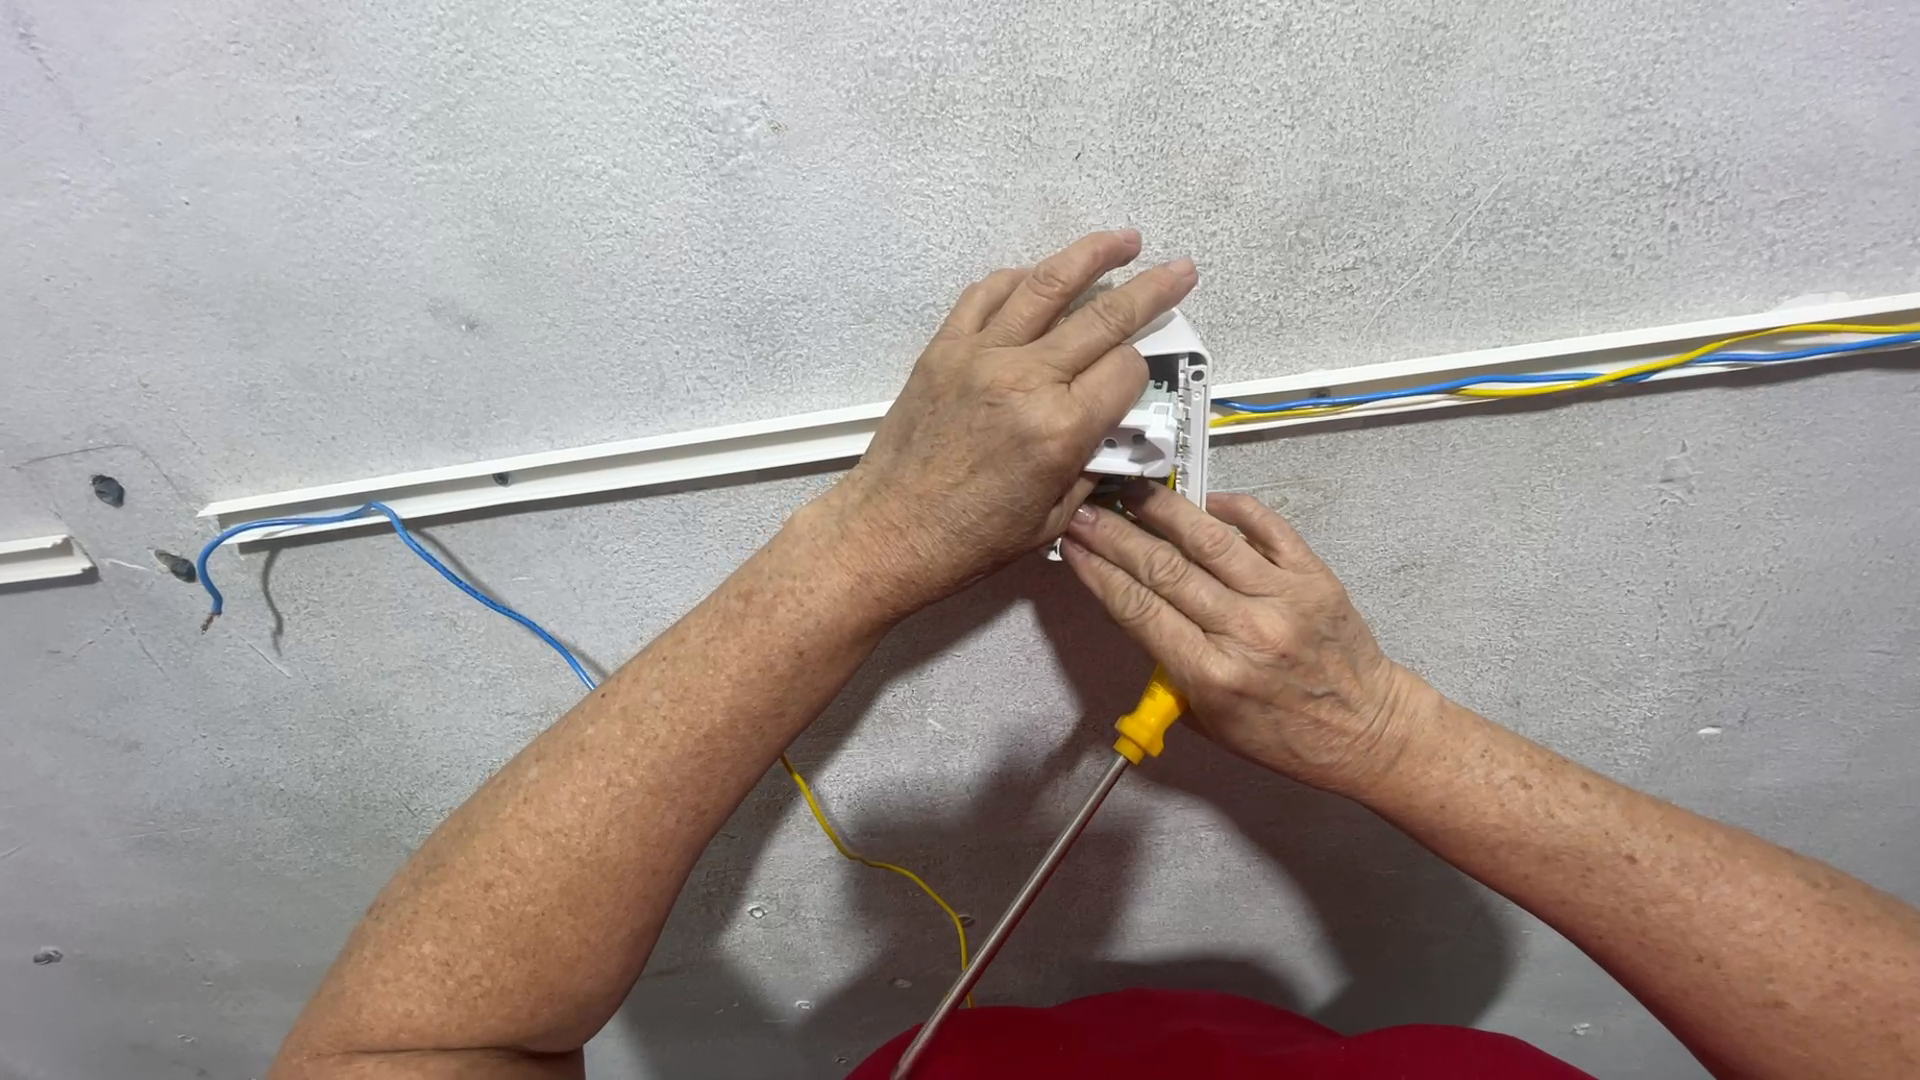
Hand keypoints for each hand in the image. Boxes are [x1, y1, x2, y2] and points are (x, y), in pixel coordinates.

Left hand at [828, 230, 1197, 618]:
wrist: (890, 532)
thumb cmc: (971, 539)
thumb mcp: (1053, 520)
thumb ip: (1091, 465)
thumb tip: (1112, 428)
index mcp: (1061, 429)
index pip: (1127, 371)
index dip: (1141, 374)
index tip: (1133, 384)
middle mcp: (1026, 380)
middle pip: (1104, 317)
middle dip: (1151, 290)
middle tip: (1180, 269)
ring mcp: (981, 356)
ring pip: (1047, 285)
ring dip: (1092, 255)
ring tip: (1123, 240)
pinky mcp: (944, 350)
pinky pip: (986, 295)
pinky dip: (1018, 279)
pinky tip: (1039, 275)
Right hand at [1061, 480, 1428, 795]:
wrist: (1365, 732)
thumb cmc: (1278, 734)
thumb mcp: (1203, 716)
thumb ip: (1164, 661)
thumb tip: (1129, 601)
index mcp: (1211, 674)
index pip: (1139, 609)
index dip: (1099, 572)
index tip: (1073, 546)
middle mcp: (1245, 631)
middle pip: (1164, 568)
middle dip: (1115, 534)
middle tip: (1084, 511)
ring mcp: (1283, 598)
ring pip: (1210, 540)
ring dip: (1162, 509)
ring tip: (1129, 489)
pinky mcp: (1313, 576)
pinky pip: (1267, 527)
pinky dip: (1231, 507)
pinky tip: (1201, 497)